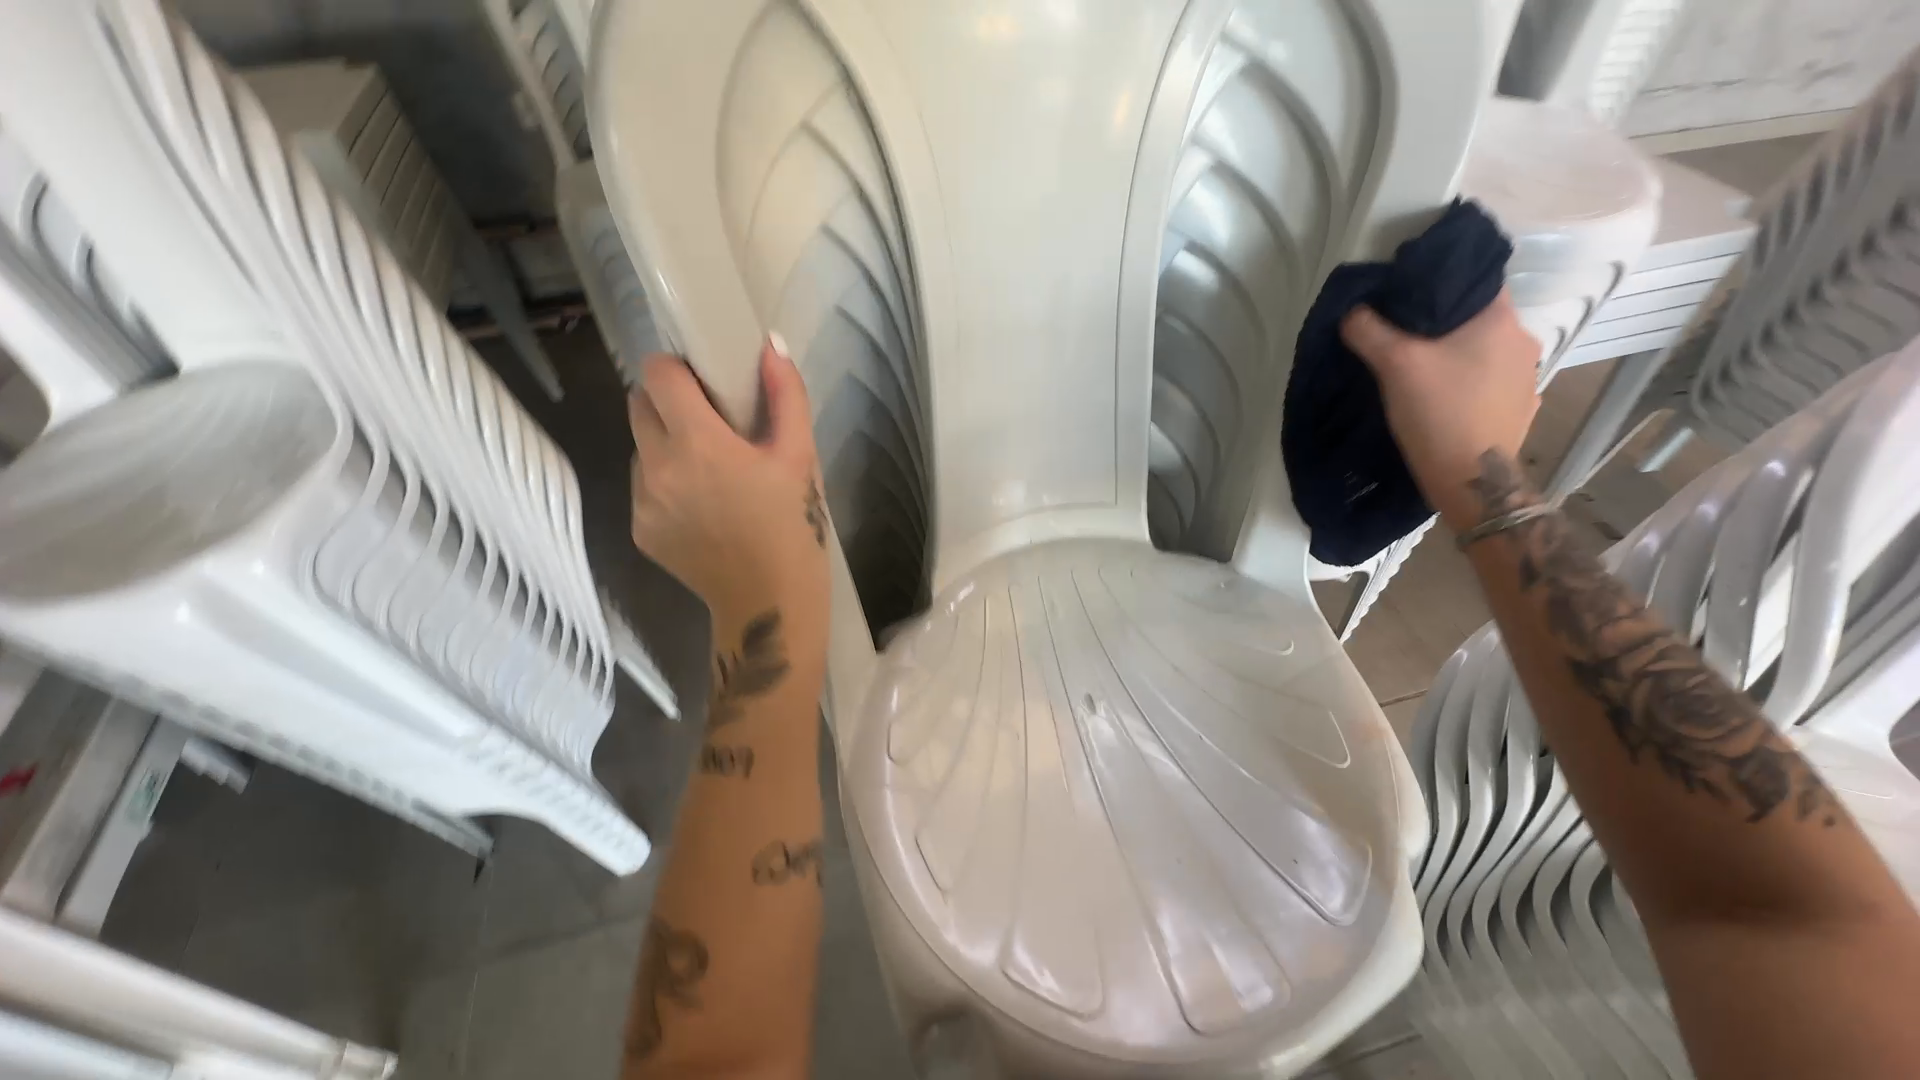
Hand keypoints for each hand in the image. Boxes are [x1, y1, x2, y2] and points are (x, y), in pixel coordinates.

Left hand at [629, 338, 829, 635]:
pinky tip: (702, 508)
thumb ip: (786, 395)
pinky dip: (665, 485)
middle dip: (667, 403)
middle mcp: (657, 467)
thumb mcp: (800, 456)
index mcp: (697, 443)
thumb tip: (770, 346)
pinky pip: (643, 487)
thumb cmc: (793, 525)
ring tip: (709, 472)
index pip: (657, 374)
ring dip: (665, 445)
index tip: (704, 382)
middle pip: (638, 405)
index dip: (677, 369)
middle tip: (708, 423)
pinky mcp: (639, 530)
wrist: (769, 603)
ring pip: (640, 447)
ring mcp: (642, 502)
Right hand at [1341, 292, 1542, 529]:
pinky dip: (1467, 383)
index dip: (1438, 281)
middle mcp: (1523, 341)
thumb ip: (1368, 330)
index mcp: (1500, 319)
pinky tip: (1443, 398)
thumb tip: (1352, 310)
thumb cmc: (1439, 411)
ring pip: (1482, 350)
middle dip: (1441, 323)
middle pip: (1475, 317)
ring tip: (1419, 368)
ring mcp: (1527, 377)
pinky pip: (1489, 382)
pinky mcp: (1519, 407)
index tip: (1406, 297)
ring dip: (1455, 354)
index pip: (1474, 279)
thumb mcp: (1393, 364)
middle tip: (1402, 335)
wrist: (1471, 479)